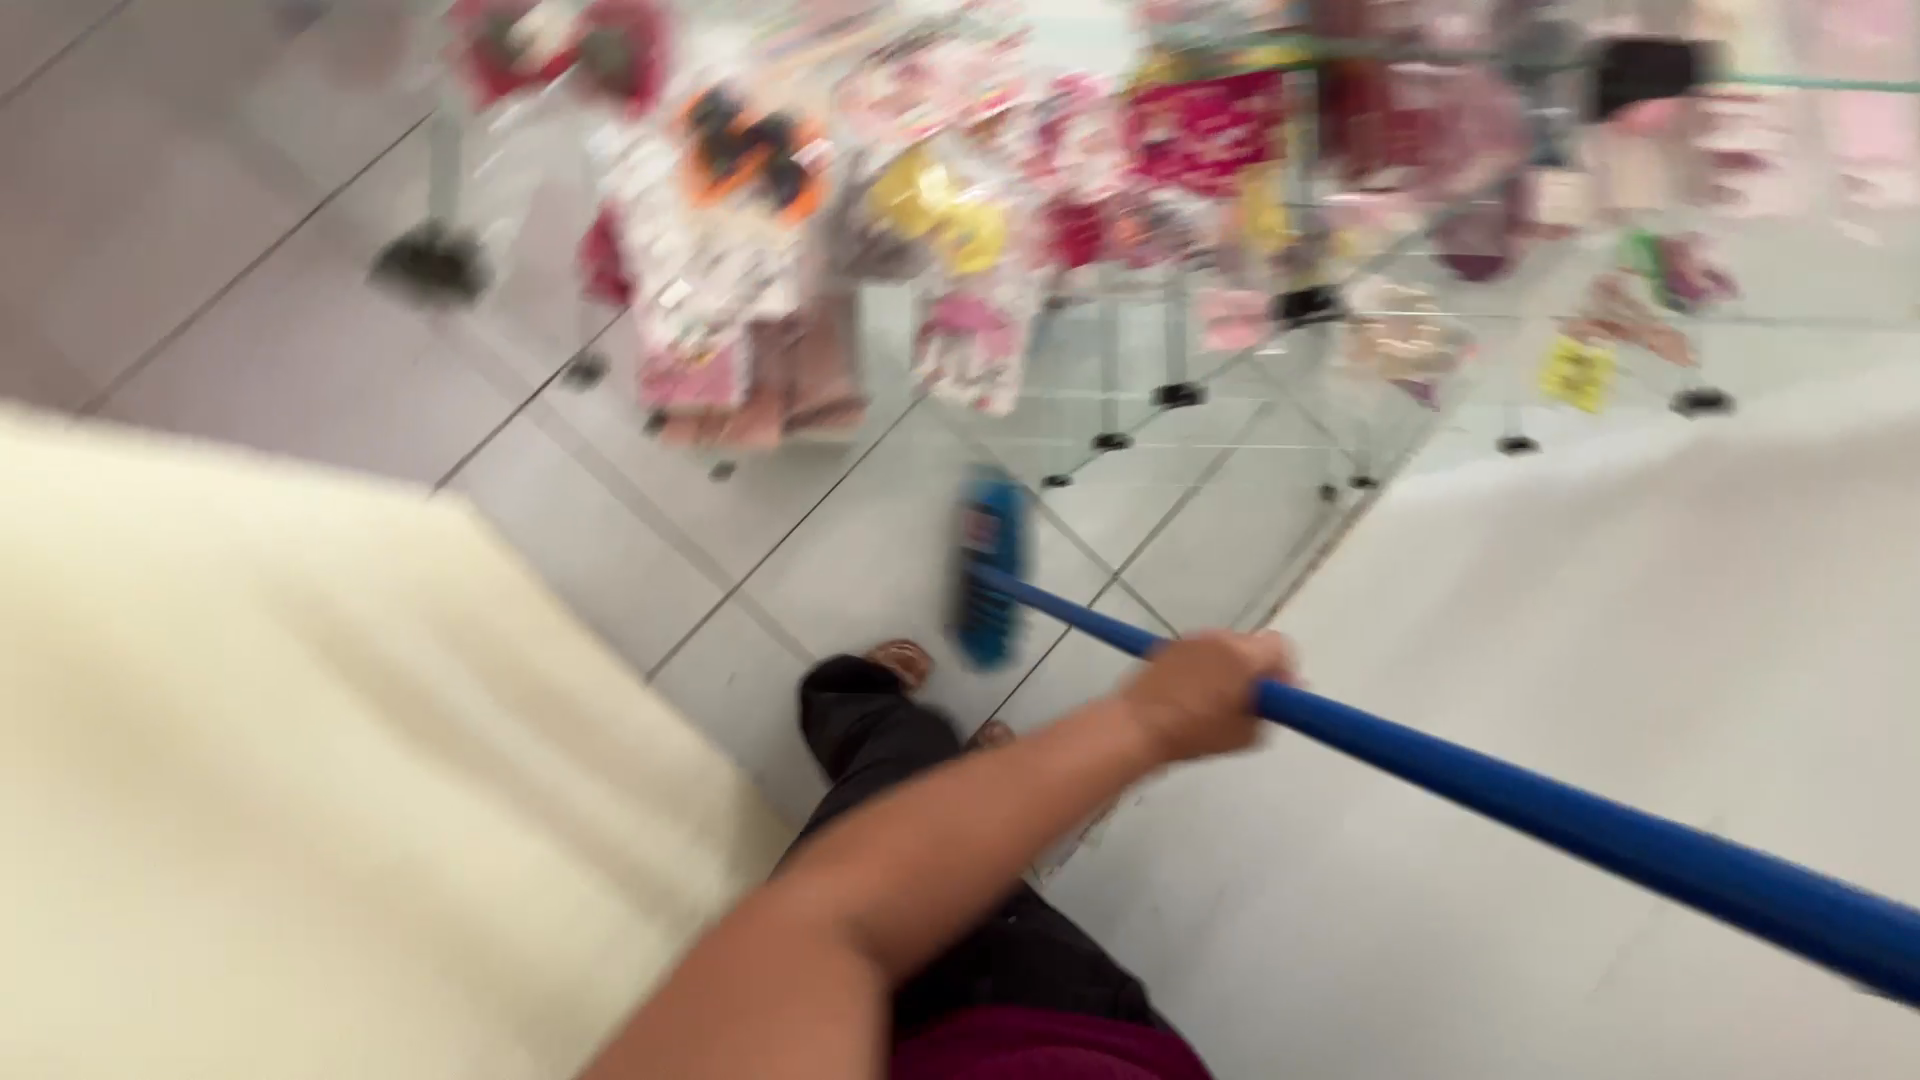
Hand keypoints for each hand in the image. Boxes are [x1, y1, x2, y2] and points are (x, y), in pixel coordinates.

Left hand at [1115, 630, 1297, 764]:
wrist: (1137, 725)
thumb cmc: (1194, 732)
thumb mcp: (1247, 734)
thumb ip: (1273, 711)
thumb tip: (1282, 695)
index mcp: (1242, 655)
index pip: (1280, 646)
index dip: (1282, 669)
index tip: (1275, 694)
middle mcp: (1219, 637)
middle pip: (1251, 645)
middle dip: (1255, 668)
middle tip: (1246, 700)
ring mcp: (1191, 638)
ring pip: (1225, 646)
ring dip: (1229, 665)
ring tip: (1216, 698)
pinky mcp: (1169, 644)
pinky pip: (1200, 649)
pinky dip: (1205, 664)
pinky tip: (1193, 692)